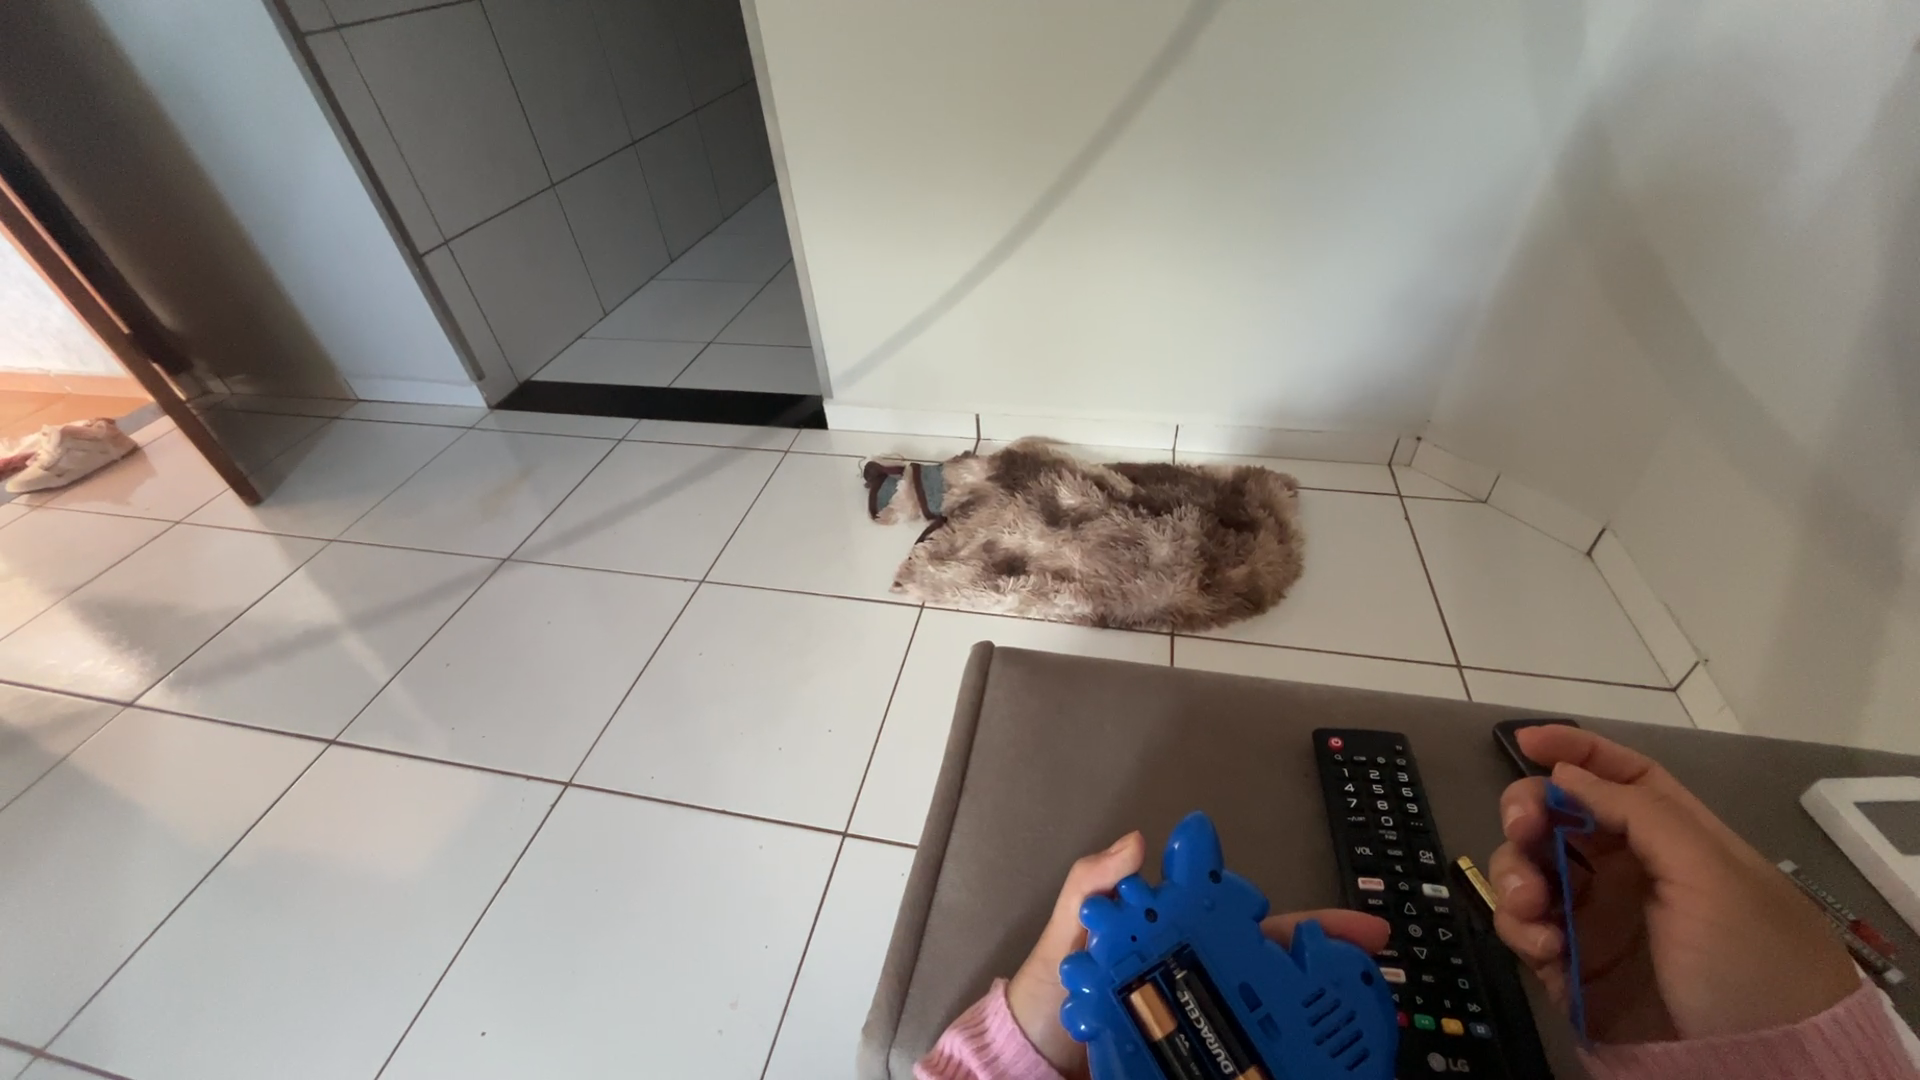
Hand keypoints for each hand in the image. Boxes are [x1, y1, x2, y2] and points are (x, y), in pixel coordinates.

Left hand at [1008, 831, 1391, 1077]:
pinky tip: (1317, 1063)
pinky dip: (1284, 1057)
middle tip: (1376, 986)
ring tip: (1365, 1033)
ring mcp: (1201, 1022)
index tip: (1353, 931)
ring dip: (1317, 1023)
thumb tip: (1137, 840)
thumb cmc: (1053, 986)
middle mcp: (1197, 978)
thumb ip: (1092, 886)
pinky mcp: (1200, 1057)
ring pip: (1270, 1019)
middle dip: (1328, 972)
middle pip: (1274, 973)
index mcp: (1174, 939)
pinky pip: (1248, 1054)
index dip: (1300, 925)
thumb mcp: (1067, 931)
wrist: (1038, 1060)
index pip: (1245, 924)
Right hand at [1487, 725, 1856, 1042]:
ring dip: (1514, 874)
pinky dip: (1520, 925)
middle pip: (1554, 814)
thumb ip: (1639, 813)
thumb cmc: (1750, 966)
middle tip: (1522, 829)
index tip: (1525, 741)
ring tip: (1533, 906)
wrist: (1752, 1078)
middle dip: (1526, 812)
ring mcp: (1591, 915)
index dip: (1575, 751)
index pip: (1621, 778)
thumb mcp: (1715, 879)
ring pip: (1524, 864)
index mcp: (1674, 843)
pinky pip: (1519, 921)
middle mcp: (1626, 871)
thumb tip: (1564, 773)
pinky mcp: (1564, 957)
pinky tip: (1547, 947)